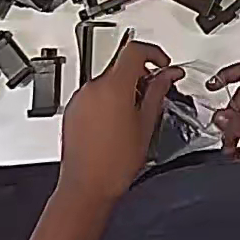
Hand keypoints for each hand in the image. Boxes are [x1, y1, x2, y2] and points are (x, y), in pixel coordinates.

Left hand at [58, 38, 180, 204]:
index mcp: (114, 87)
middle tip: (155, 89)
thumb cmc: (114, 164)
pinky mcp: (72, 110)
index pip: (135, 50)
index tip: (162, 64)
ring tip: (136, 112)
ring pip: (108, 80)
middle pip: (121, 65)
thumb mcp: (146, 123)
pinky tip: (118, 121)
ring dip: (124, 87)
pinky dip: (108, 98)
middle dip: (141, 74)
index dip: (153, 53)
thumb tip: (168, 74)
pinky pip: (94, 94)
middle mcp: (93, 88)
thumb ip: (158, 91)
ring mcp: (80, 99)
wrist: (86, 189)